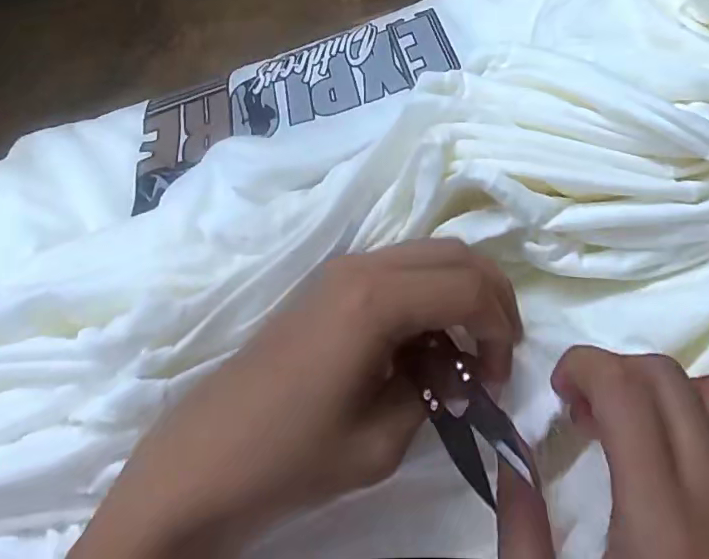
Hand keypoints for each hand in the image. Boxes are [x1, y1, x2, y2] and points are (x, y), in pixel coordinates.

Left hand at [71, 238, 522, 558]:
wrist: (207, 455)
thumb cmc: (291, 455)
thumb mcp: (380, 441)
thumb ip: (433, 393)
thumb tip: (457, 371)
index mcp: (374, 299)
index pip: (467, 286)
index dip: (501, 327)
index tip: (500, 378)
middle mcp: (360, 265)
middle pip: (453, 252)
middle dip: (489, 296)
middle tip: (497, 355)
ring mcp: (339, 268)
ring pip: (425, 255)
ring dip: (457, 293)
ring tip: (463, 356)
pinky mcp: (327, 283)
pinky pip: (396, 271)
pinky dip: (426, 296)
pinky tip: (422, 347)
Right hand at [500, 346, 708, 558]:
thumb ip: (520, 528)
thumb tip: (509, 452)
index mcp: (658, 520)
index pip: (624, 388)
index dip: (581, 365)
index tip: (557, 392)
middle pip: (669, 380)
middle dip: (616, 373)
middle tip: (587, 414)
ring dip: (676, 396)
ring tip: (646, 429)